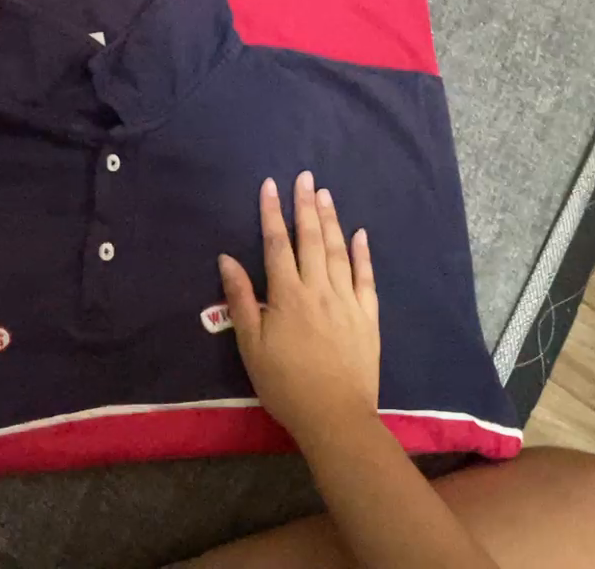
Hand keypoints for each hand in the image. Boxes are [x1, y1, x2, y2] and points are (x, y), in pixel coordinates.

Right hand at [219, 171, 380, 450]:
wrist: (335, 417)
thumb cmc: (285, 383)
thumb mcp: (251, 344)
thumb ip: (240, 299)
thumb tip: (227, 258)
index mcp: (287, 294)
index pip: (276, 243)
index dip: (271, 212)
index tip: (270, 185)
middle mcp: (318, 288)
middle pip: (310, 238)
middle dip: (304, 205)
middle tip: (304, 176)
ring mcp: (346, 300)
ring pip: (337, 251)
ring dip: (330, 220)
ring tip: (324, 193)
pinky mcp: (368, 317)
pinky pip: (366, 278)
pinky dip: (363, 254)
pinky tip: (360, 233)